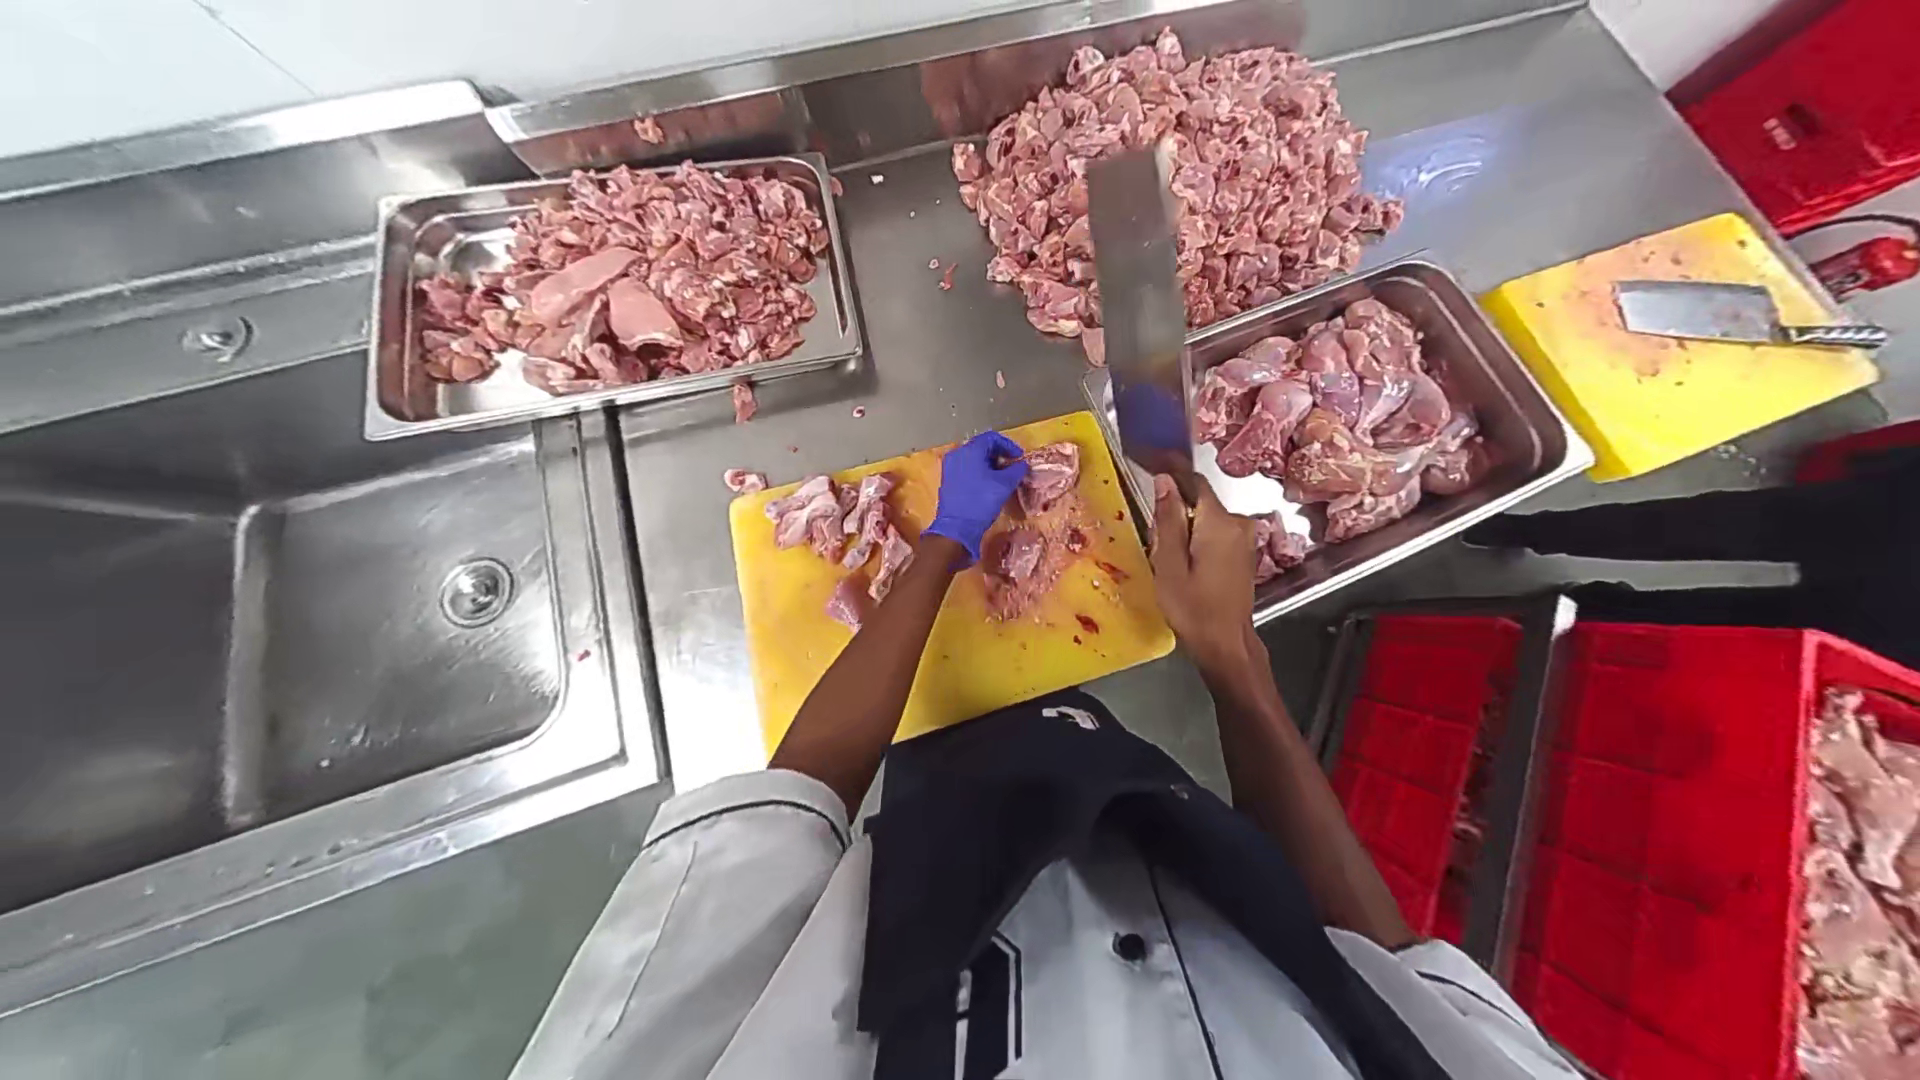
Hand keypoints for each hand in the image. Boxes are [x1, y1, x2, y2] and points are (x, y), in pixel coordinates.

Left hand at [924, 431, 1030, 564]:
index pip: (991, 438)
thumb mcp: (1004, 485)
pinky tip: (989, 485)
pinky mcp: (949, 481)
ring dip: (990, 464)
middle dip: (1000, 455)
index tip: (1019, 457)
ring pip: (974, 459)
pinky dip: (980, 472)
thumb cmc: (981, 502)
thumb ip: (1016, 470)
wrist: (957, 528)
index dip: (1008, 445)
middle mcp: (957, 455)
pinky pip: (967, 469)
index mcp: (969, 451)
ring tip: (1003, 477)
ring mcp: (950, 468)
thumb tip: (1023, 465)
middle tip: (1012, 467)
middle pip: (982, 447)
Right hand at [1149, 473, 1262, 677]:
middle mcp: (1237, 523)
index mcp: (1219, 522)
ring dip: (1182, 526)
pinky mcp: (1242, 552)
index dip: (1170, 470)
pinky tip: (1181, 561)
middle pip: (1197, 500)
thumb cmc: (1192, 607)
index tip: (1148, 464)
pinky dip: (1195, 537)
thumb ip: (1167, 519)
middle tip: (1152, 537)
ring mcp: (1244, 538)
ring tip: (1163, 555)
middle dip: (1173, 509)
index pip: (1193, 481)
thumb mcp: (1169, 563)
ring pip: (1204, 517)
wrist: (1225, 643)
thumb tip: (1165, 481)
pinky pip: (1213, 531)